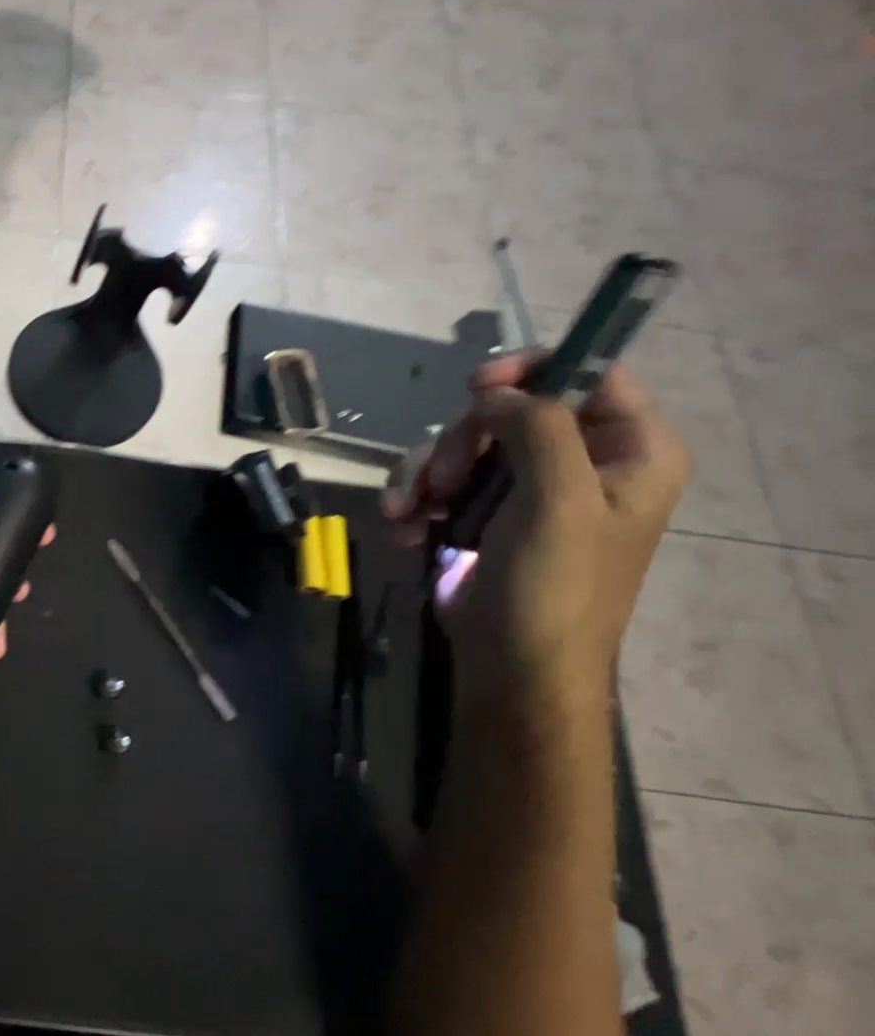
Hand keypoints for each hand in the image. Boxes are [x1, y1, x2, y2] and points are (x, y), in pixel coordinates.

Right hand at [382, 353, 691, 699]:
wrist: (514, 666)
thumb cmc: (553, 586)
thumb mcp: (559, 500)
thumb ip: (539, 427)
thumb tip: (496, 393)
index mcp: (633, 452)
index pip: (592, 374)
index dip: (533, 369)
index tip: (475, 388)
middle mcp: (585, 463)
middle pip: (512, 410)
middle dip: (462, 441)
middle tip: (442, 479)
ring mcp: (530, 490)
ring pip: (467, 444)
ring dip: (427, 472)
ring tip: (410, 509)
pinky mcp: (484, 515)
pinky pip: (443, 479)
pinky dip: (416, 497)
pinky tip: (404, 524)